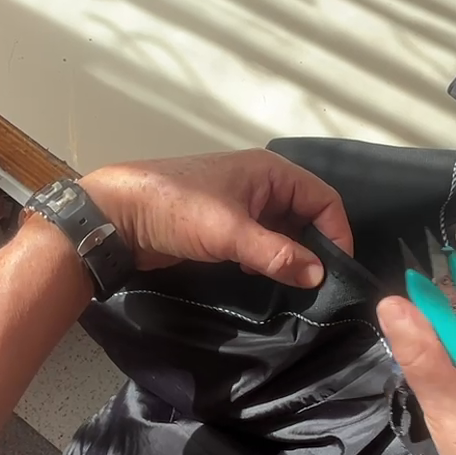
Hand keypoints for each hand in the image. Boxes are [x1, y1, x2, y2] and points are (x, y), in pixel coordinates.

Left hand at [80, 151, 353, 287]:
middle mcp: (261, 183)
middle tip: (317, 282)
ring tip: (291, 283)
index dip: (337, 232)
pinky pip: (260, 240)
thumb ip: (276, 254)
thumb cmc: (176, 211)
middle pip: (306, 214)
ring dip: (289, 254)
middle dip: (314, 246)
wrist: (117, 215)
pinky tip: (259, 276)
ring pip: (283, 230)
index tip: (338, 270)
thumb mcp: (230, 232)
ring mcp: (242, 204)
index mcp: (269, 171)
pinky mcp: (224, 224)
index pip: (323, 198)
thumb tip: (318, 274)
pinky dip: (267, 258)